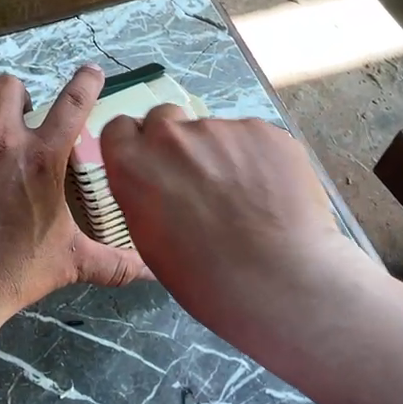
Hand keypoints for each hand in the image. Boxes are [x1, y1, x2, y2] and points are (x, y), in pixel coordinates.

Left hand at [0, 66, 148, 333]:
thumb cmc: (14, 274)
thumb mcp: (70, 262)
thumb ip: (114, 263)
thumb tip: (151, 271)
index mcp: (43, 160)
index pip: (72, 104)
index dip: (85, 81)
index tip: (90, 71)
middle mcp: (3, 143)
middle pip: (9, 86)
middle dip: (17, 97)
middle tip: (18, 120)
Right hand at [98, 112, 372, 349]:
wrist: (283, 285)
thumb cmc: (208, 281)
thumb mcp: (151, 241)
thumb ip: (145, 194)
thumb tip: (158, 183)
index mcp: (133, 163)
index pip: (119, 128)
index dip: (136, 144)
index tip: (152, 165)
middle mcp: (170, 135)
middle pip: (164, 118)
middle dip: (176, 142)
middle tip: (201, 181)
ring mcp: (219, 127)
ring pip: (212, 130)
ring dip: (220, 152)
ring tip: (247, 196)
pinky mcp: (262, 129)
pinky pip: (251, 137)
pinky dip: (257, 157)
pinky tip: (274, 193)